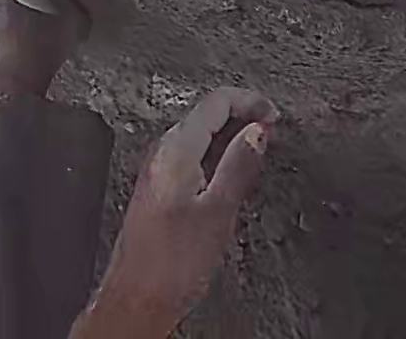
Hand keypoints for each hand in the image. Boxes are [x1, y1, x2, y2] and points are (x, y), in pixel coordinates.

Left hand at [72, 88, 278, 338]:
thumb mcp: (217, 213)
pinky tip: (232, 173)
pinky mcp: (161, 185)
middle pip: (209, 112)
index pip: (217, 101)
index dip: (250, 101)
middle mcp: (164, 150)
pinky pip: (195, 153)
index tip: (272, 115)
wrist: (133, 304)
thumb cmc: (169, 267)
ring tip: (256, 149)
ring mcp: (160, 167)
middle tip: (270, 130)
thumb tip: (257, 131)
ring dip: (232, 134)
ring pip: (202, 133)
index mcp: (176, 148)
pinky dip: (218, 153)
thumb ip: (239, 165)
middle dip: (243, 115)